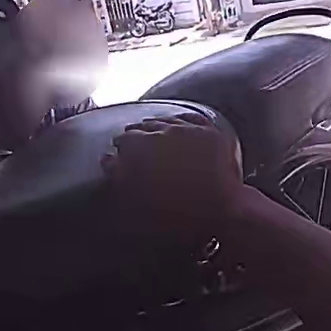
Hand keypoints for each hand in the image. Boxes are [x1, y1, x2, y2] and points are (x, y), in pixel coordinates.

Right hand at [103, 112, 246, 242]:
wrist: (224, 211)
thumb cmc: (178, 212)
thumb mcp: (141, 198)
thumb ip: (119, 175)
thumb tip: (107, 158)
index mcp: (146, 145)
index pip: (126, 138)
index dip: (120, 146)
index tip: (118, 150)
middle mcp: (167, 130)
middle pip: (146, 127)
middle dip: (137, 134)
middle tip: (132, 141)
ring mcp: (192, 129)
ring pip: (168, 120)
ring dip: (158, 125)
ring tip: (151, 131)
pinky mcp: (212, 133)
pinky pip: (195, 118)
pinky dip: (183, 119)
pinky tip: (179, 121)